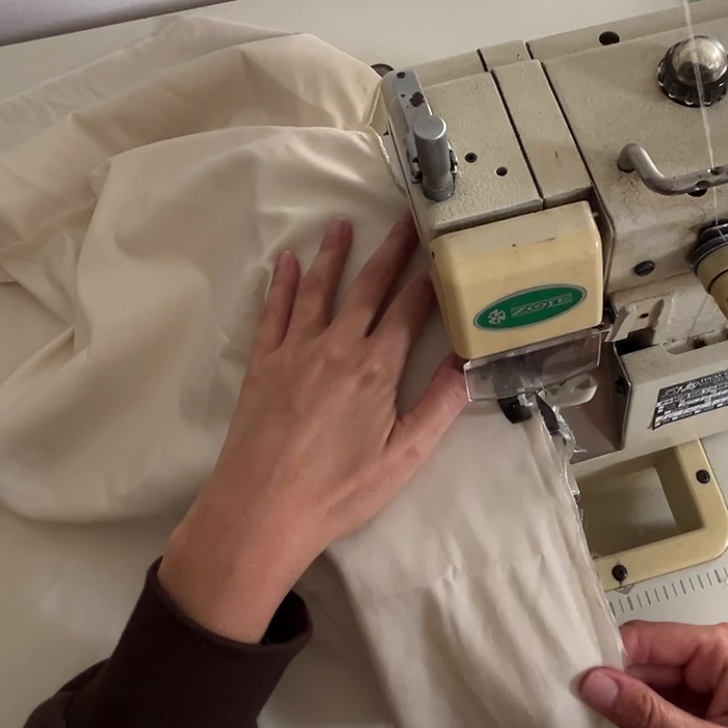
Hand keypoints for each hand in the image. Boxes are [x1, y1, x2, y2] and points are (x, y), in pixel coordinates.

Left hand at [158, 215, 467, 641]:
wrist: (259, 511)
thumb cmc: (339, 490)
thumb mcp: (403, 457)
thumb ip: (438, 406)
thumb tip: (468, 362)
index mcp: (376, 368)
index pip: (409, 310)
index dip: (428, 278)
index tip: (441, 249)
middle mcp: (337, 346)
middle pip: (369, 288)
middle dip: (390, 250)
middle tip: (404, 217)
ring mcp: (295, 350)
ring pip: (318, 290)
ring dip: (333, 255)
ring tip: (342, 224)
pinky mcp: (264, 362)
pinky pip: (274, 312)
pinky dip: (280, 284)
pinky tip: (284, 262)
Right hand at [578, 621, 727, 727]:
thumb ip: (648, 716)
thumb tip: (590, 680)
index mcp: (721, 647)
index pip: (646, 639)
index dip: (607, 661)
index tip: (570, 690)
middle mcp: (714, 652)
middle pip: (644, 664)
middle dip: (616, 701)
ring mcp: (713, 679)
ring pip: (649, 689)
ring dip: (629, 723)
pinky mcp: (711, 705)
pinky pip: (665, 709)